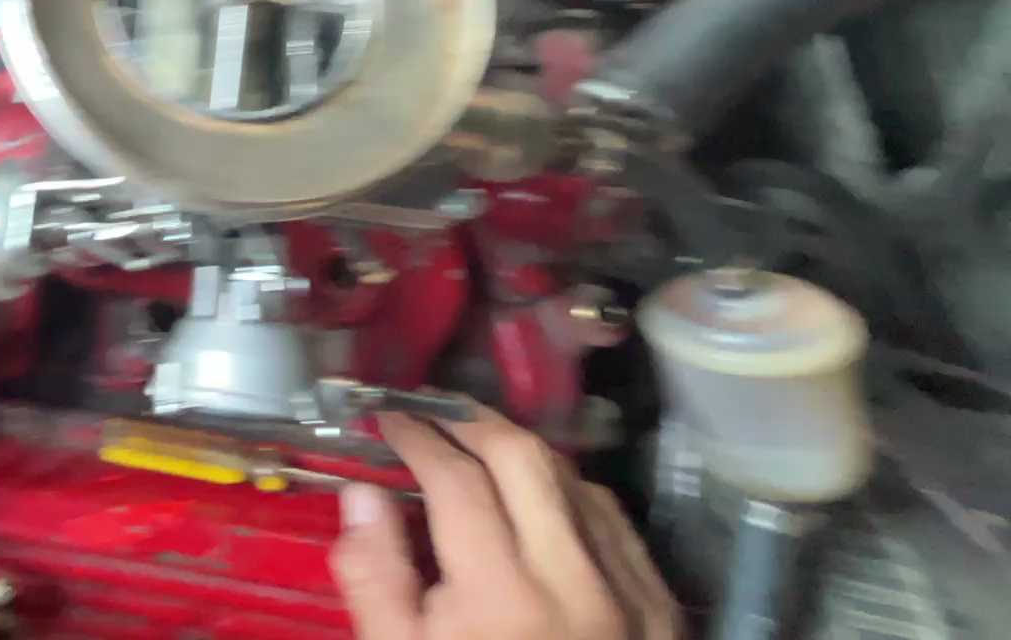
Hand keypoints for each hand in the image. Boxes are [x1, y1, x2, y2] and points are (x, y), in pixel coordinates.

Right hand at [330, 407, 681, 639]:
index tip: (386, 420)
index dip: (414, 433)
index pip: (456, 477)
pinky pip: (609, 516)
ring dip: (512, 446)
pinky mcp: (662, 612)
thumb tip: (363, 492)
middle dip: (464, 419)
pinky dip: (561, 484)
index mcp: (505, 597)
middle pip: (521, 455)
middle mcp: (578, 582)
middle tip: (425, 413)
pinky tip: (531, 492)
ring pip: (571, 475)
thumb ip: (374, 575)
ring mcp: (632, 596)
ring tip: (469, 443)